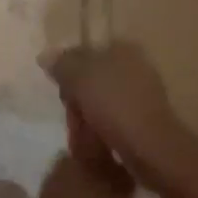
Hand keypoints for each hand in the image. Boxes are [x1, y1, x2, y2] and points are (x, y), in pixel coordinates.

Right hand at [43, 41, 181, 175]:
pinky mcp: (145, 121)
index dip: (69, 71)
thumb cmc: (114, 105)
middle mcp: (135, 66)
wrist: (151, 148)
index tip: (62, 91)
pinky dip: (102, 132)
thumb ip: (61, 64)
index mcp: (123, 49)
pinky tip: (96, 146)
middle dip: (77, 100)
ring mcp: (142, 95)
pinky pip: (113, 122)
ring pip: (100, 103)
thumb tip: (46, 56)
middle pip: (91, 80)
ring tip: (81, 137)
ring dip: (86, 119)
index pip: (85, 52)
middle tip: (71, 117)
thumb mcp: (79, 77)